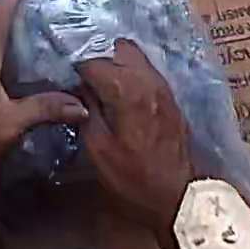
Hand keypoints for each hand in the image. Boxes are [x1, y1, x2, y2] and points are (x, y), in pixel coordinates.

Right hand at [78, 39, 192, 229]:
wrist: (183, 200)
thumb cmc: (136, 178)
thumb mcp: (99, 149)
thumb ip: (86, 111)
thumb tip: (78, 89)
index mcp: (125, 89)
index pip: (91, 62)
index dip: (75, 72)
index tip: (66, 85)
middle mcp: (146, 79)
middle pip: (115, 48)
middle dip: (98, 61)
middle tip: (85, 82)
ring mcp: (161, 86)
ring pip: (133, 55)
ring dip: (115, 65)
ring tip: (101, 86)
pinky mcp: (170, 96)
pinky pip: (144, 70)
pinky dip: (129, 74)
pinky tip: (119, 95)